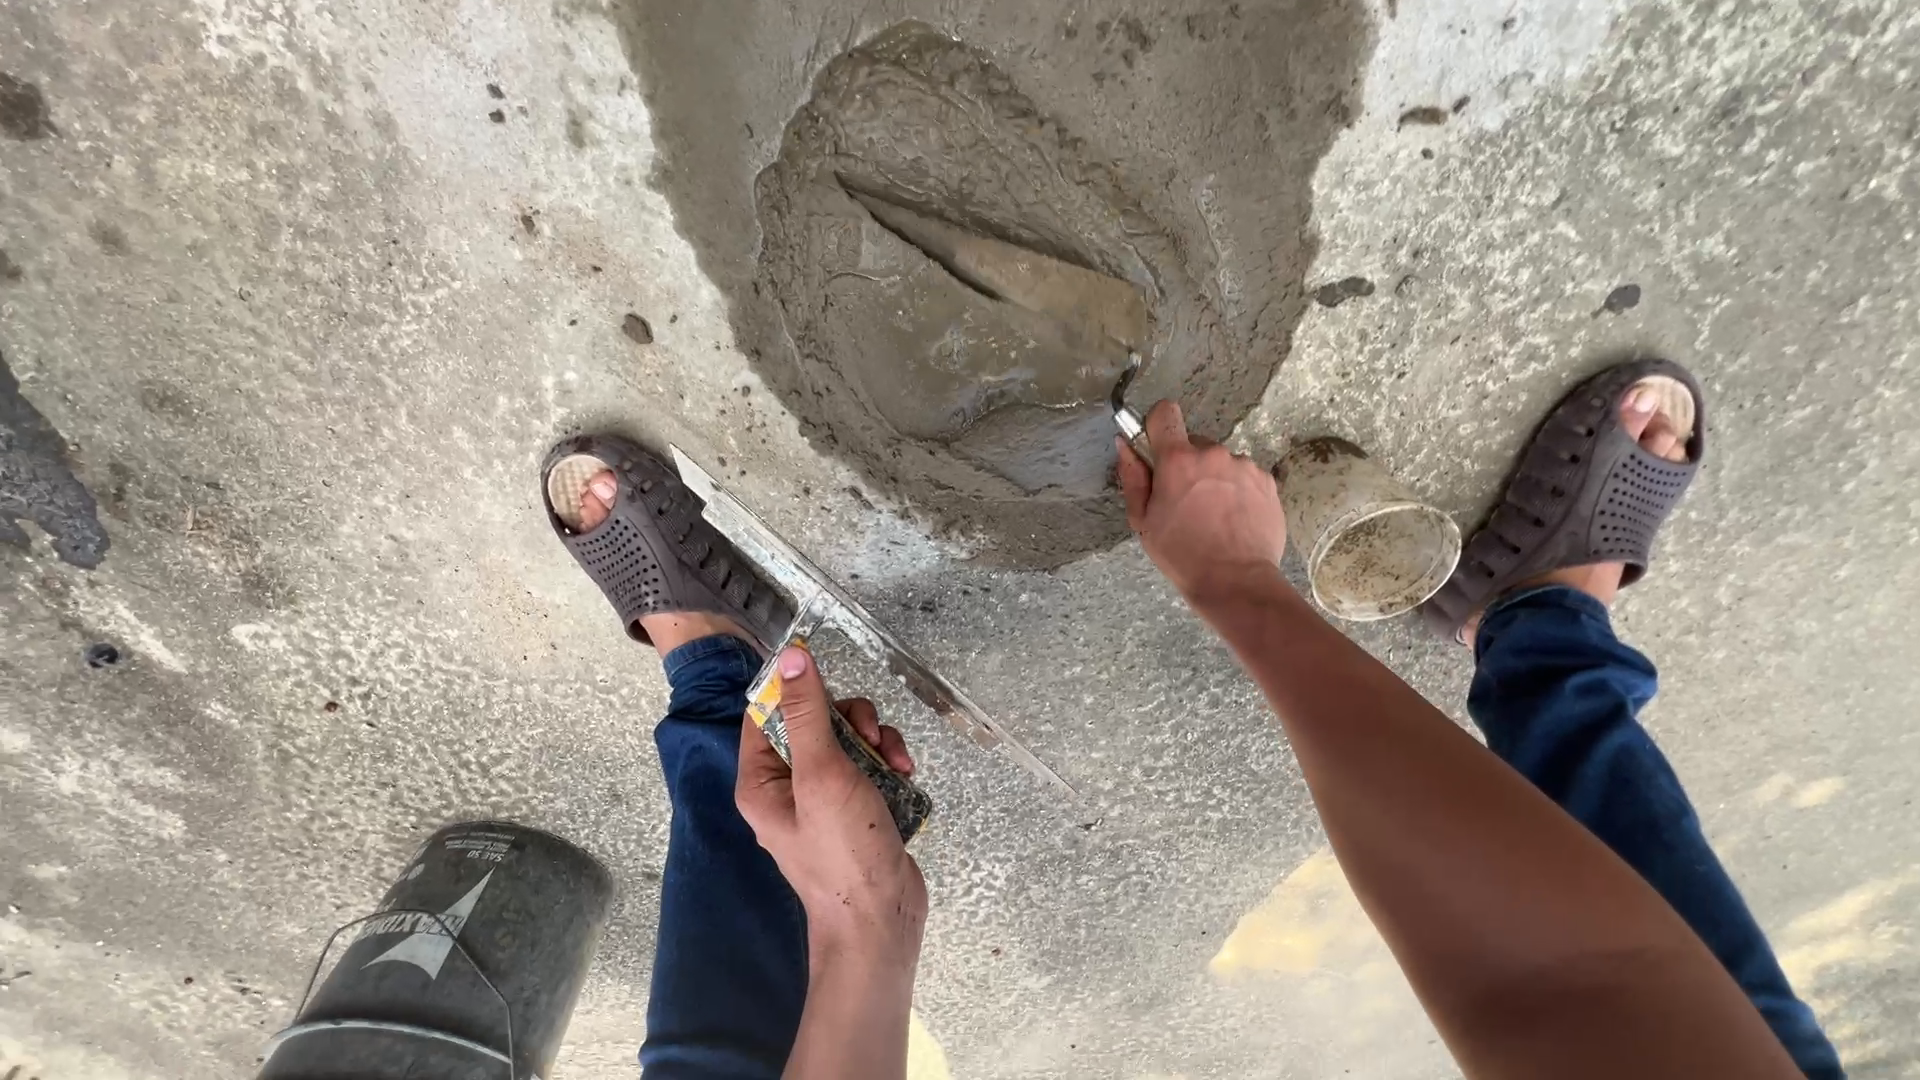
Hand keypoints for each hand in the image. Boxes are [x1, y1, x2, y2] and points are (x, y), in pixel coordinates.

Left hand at [736, 645, 927, 960]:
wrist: (882, 918)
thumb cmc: (842, 848)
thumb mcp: (822, 773)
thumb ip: (807, 713)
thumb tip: (790, 658)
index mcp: (762, 779)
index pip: (766, 713)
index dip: (795, 689)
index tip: (829, 677)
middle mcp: (788, 785)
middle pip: (816, 720)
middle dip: (851, 720)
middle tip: (869, 736)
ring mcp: (825, 796)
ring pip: (849, 739)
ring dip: (878, 740)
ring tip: (897, 762)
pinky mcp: (857, 806)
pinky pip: (870, 764)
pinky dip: (889, 762)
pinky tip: (906, 774)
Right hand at [1116, 400, 1287, 604]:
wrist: (1236, 581)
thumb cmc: (1184, 555)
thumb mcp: (1143, 521)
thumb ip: (1133, 477)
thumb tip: (1125, 446)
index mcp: (1178, 461)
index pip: (1165, 413)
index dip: (1157, 426)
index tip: (1157, 447)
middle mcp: (1213, 454)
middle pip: (1193, 443)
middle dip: (1186, 465)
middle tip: (1183, 502)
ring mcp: (1244, 466)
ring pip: (1219, 462)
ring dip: (1213, 479)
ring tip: (1211, 516)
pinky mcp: (1266, 482)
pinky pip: (1244, 476)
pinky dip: (1236, 492)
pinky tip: (1231, 520)